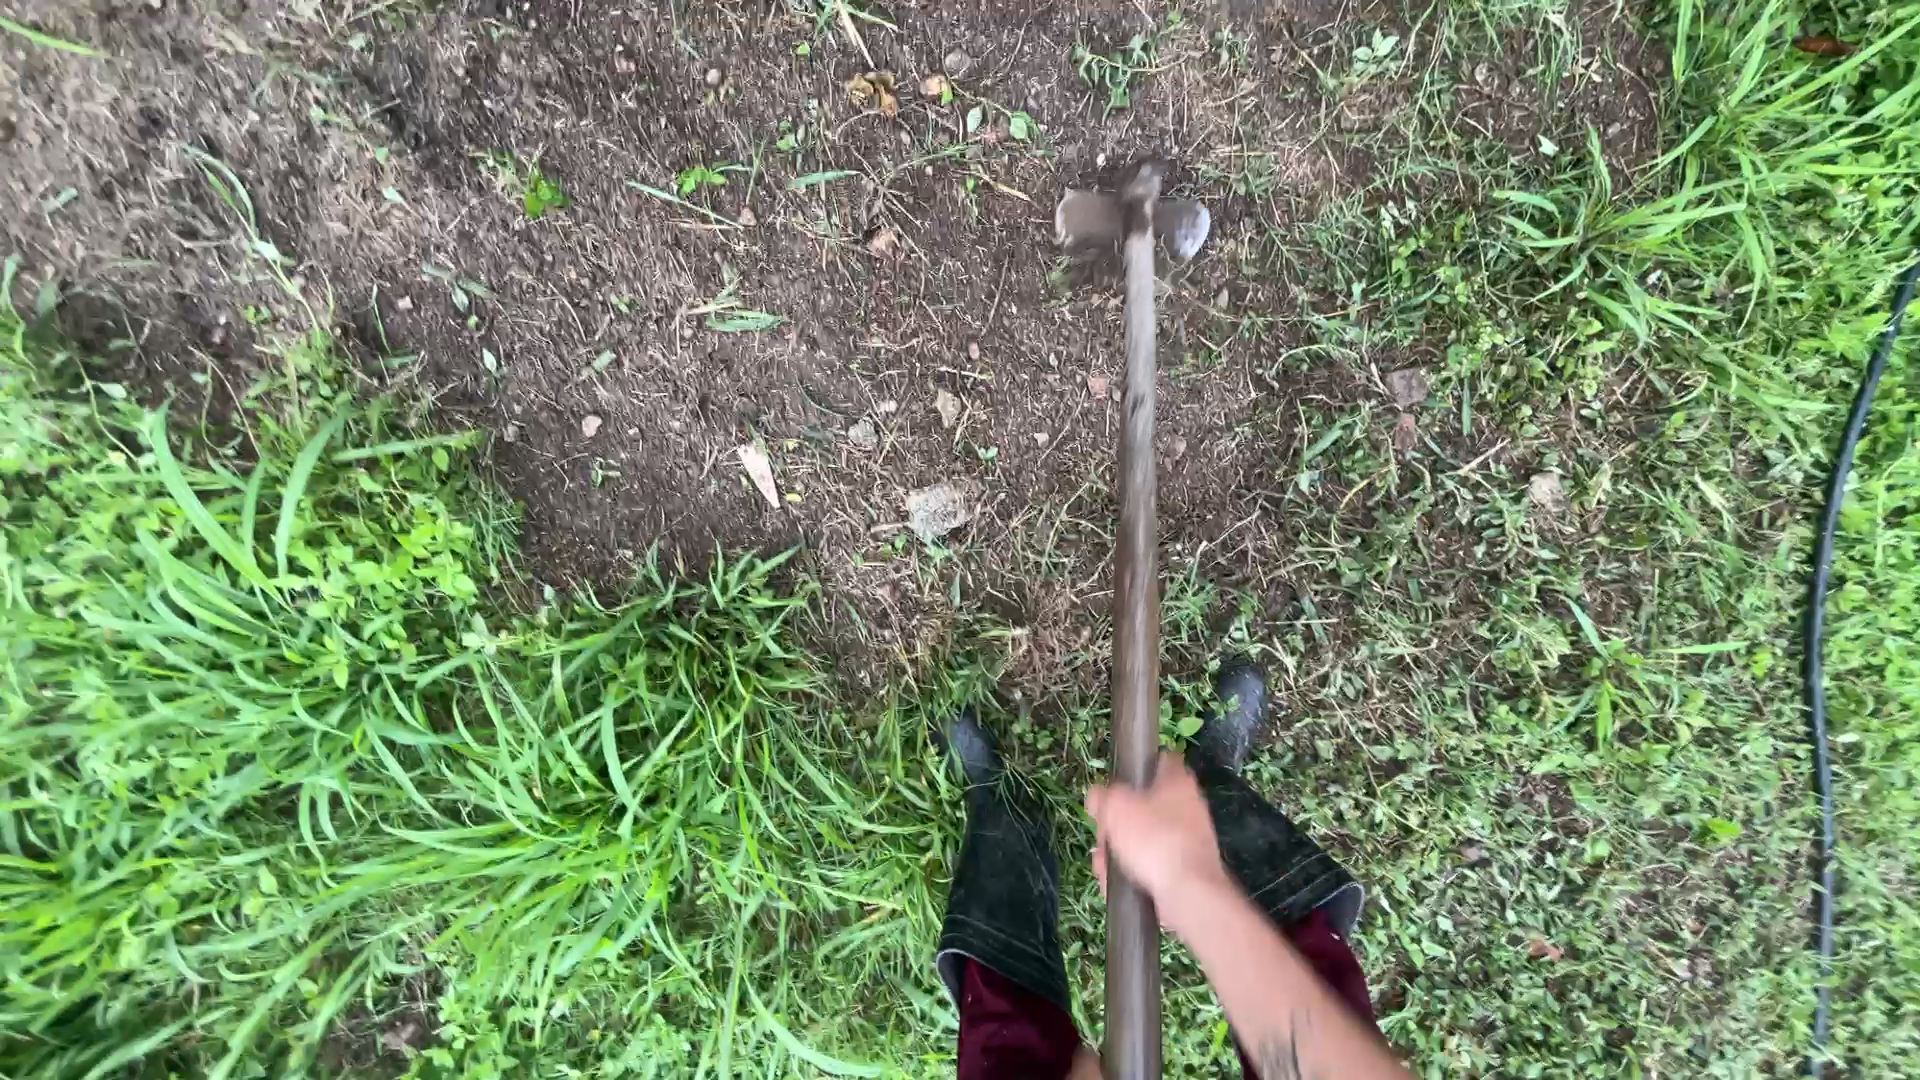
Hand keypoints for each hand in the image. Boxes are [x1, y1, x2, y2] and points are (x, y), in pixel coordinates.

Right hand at [1084, 752, 1231, 925]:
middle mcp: (1188, 806)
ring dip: (1119, 851)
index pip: (1160, 759)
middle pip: (1144, 804)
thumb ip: (1102, 796)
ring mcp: (1189, 840)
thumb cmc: (1153, 838)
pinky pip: (1152, 864)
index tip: (1118, 780)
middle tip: (1103, 834)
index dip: (1137, 766)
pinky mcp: (1185, 869)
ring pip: (1144, 838)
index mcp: (1177, 780)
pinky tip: (1115, 883)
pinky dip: (1132, 872)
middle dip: (1117, 821)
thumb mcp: (1115, 807)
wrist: (1189, 893)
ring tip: (1103, 865)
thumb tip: (1098, 797)